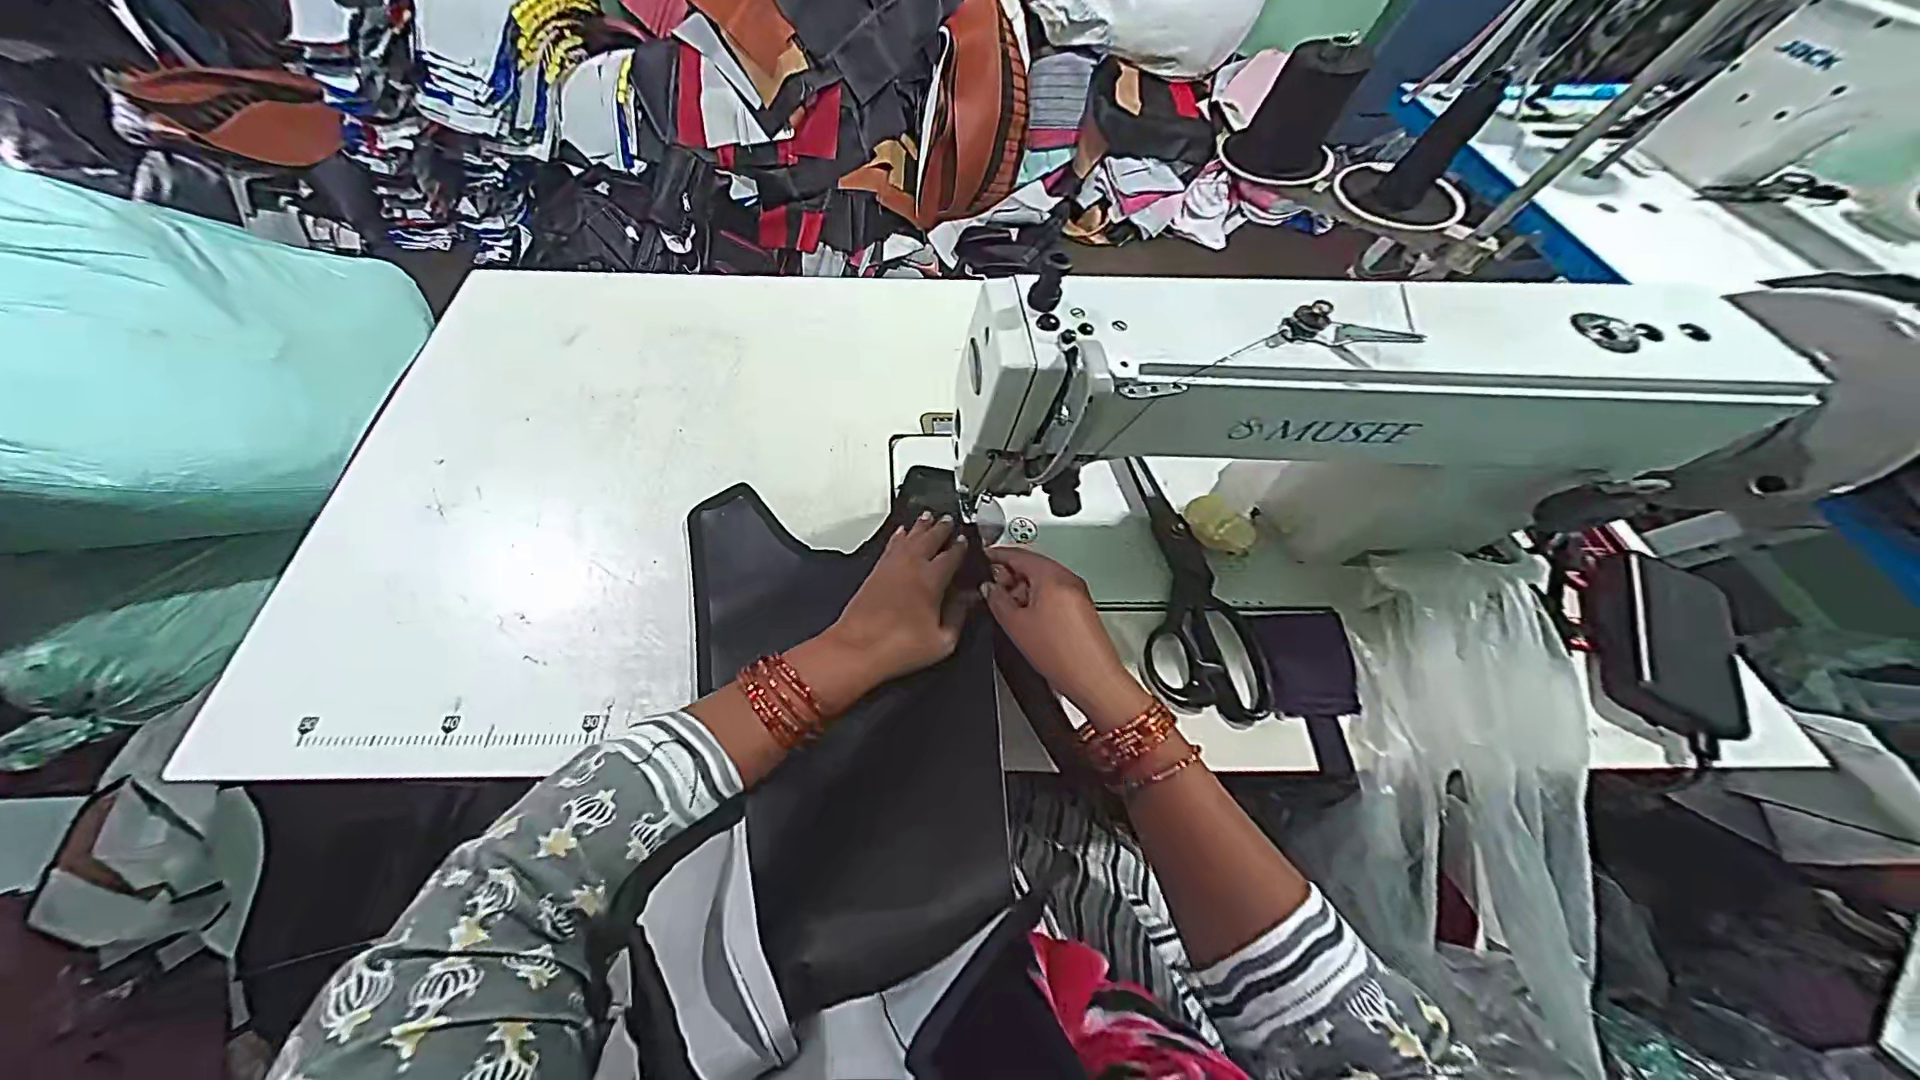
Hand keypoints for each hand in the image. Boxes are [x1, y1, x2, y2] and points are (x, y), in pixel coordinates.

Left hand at [822, 511, 974, 688]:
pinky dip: (900, 536)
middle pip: (930, 538)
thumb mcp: (943, 640)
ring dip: (921, 526)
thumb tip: (969, 600)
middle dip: (942, 528)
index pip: (952, 555)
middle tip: (949, 520)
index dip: (961, 546)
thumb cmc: (897, 647)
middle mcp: (911, 566)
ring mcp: (891, 567)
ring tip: (928, 517)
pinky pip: (892, 545)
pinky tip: (901, 533)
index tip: (966, 540)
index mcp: (932, 579)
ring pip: (910, 537)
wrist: (857, 649)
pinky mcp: (875, 572)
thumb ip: (959, 614)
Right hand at [981, 546, 1152, 729]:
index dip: (996, 555)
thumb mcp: (1015, 625)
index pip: (1019, 553)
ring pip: (1042, 582)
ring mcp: (1077, 594)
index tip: (984, 559)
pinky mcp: (1081, 610)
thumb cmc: (1064, 655)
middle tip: (992, 591)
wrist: (1093, 679)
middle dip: (1009, 578)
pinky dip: (1037, 603)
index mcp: (1052, 576)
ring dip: (1023, 592)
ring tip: (1010, 613)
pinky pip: (1053, 596)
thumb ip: (996, 600)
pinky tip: (1028, 623)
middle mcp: (1068, 580)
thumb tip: (989, 588)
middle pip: (1032, 566)